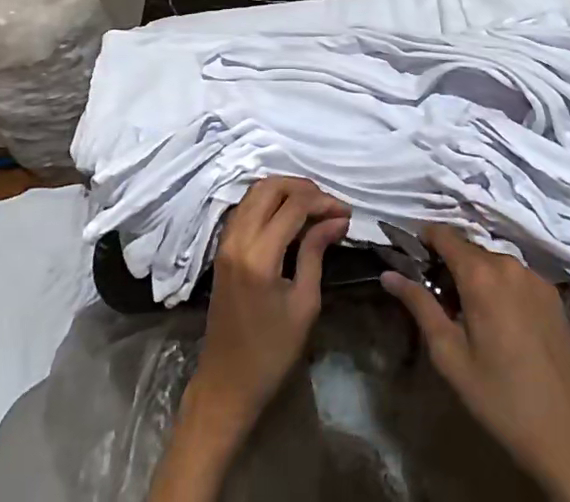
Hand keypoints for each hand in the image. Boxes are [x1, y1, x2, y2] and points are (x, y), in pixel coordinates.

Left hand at [149, 177, 349, 501]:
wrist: (227, 383)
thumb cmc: (272, 351)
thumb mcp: (305, 303)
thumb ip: (316, 253)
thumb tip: (337, 220)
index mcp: (258, 256)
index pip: (294, 206)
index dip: (324, 202)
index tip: (347, 213)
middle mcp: (237, 240)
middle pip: (269, 188)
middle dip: (303, 188)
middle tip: (330, 205)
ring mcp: (225, 243)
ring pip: (254, 193)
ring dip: (285, 192)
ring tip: (314, 207)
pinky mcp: (222, 249)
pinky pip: (245, 208)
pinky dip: (269, 202)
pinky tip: (291, 217)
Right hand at [382, 227, 569, 501]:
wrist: (566, 432)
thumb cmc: (498, 396)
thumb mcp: (449, 355)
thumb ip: (420, 306)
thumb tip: (389, 275)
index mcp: (482, 276)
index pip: (445, 236)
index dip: (424, 238)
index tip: (406, 251)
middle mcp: (511, 265)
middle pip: (470, 249)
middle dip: (448, 263)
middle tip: (432, 294)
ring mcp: (537, 278)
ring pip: (494, 263)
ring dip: (475, 275)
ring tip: (463, 311)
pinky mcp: (554, 295)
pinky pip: (517, 277)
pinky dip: (499, 285)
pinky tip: (497, 320)